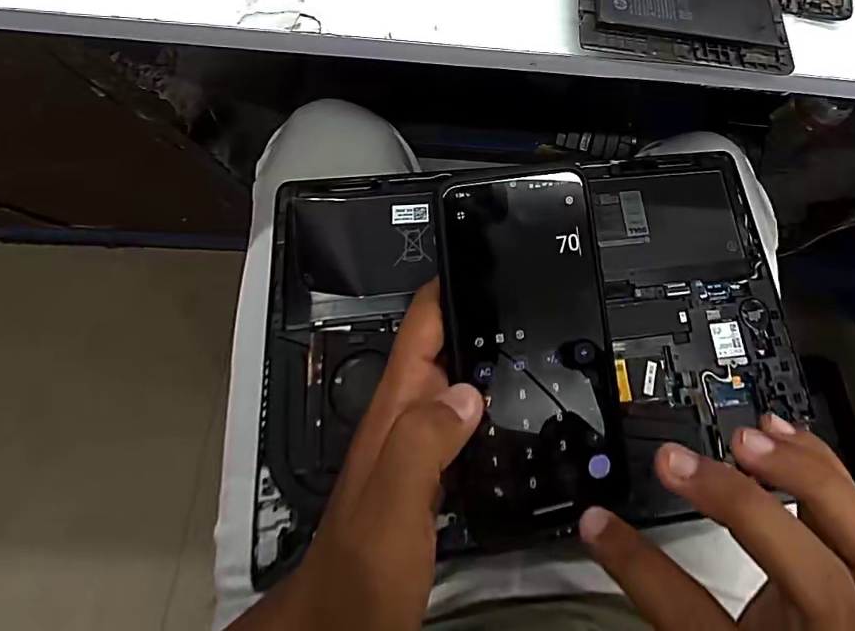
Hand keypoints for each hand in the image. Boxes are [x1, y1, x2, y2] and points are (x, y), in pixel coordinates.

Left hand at [227, 280, 482, 630]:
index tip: (470, 260)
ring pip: (448, 384)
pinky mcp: (425, 476)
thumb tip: (464, 393)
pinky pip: (456, 423)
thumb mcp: (392, 504)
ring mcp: (412, 448)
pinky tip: (499, 412)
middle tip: (508, 292)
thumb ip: (422, 443)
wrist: (342, 621)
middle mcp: (402, 421)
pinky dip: (478, 406)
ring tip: (513, 337)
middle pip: (436, 350)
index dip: (442, 291)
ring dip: (473, 358)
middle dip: (467, 316)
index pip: (417, 332)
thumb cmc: (357, 572)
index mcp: (393, 414)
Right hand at [579, 415, 854, 630]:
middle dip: (749, 510)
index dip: (645, 568)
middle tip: (680, 462)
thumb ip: (667, 608)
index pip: (704, 625)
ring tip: (744, 436)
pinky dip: (825, 468)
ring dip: (805, 480)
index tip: (600, 521)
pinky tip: (782, 434)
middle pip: (820, 591)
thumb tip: (604, 538)